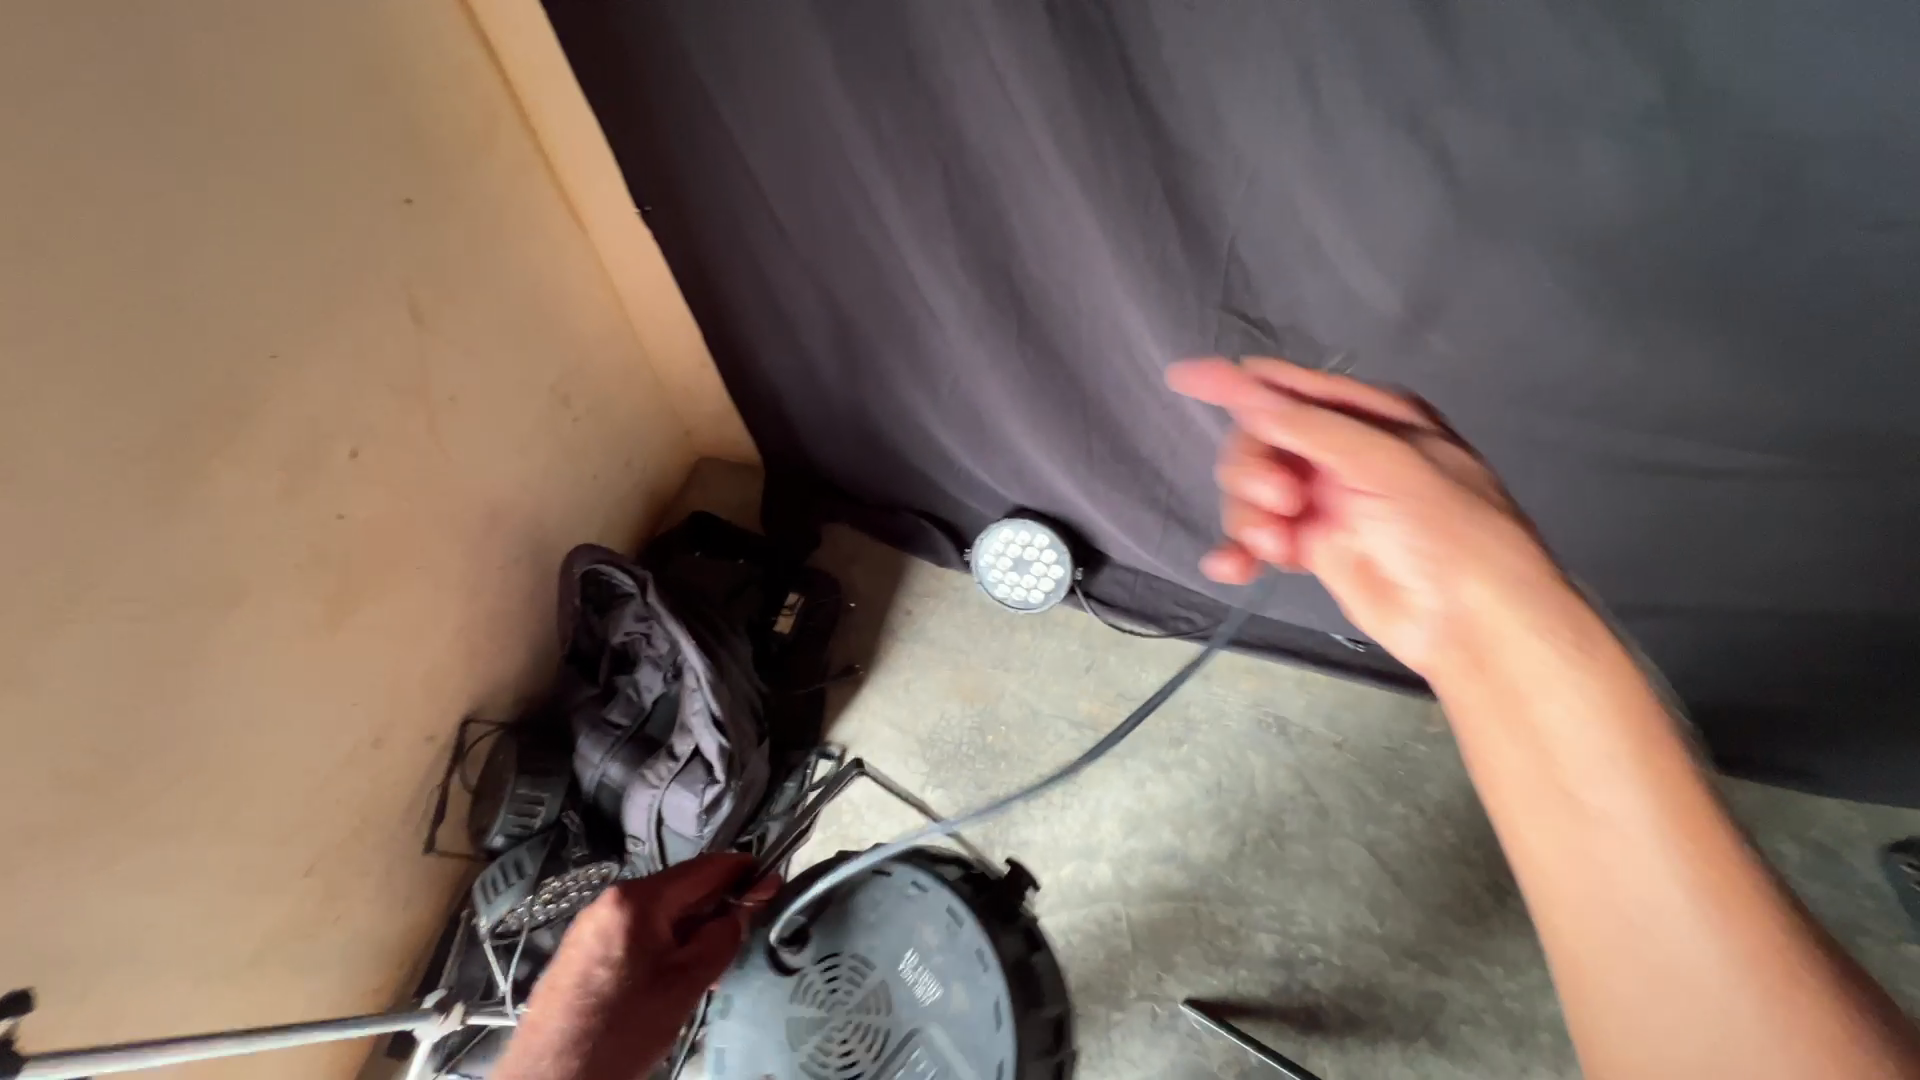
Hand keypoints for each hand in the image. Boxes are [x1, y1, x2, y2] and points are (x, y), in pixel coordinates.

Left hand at [493, 854, 778, 1079]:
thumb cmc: (621, 1032)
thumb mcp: (686, 984)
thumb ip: (723, 937)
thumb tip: (743, 908)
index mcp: (637, 898)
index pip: (705, 868)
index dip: (743, 871)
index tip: (772, 881)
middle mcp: (610, 900)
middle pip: (680, 889)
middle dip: (716, 907)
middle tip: (745, 933)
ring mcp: (591, 925)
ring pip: (659, 915)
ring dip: (691, 930)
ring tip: (710, 967)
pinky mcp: (580, 952)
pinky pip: (636, 934)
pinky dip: (664, 944)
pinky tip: (674, 977)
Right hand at [1167, 356, 1571, 678]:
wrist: (1468, 620)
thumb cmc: (1444, 528)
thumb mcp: (1383, 463)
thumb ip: (1308, 427)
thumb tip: (1243, 390)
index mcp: (1369, 418)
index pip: (1290, 390)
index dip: (1237, 383)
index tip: (1184, 376)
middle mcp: (1340, 453)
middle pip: (1259, 444)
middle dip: (1254, 471)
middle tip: (1279, 500)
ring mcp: (1321, 502)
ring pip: (1250, 493)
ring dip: (1249, 516)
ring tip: (1276, 545)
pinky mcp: (1307, 547)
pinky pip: (1254, 539)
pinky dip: (1239, 551)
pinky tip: (1232, 568)